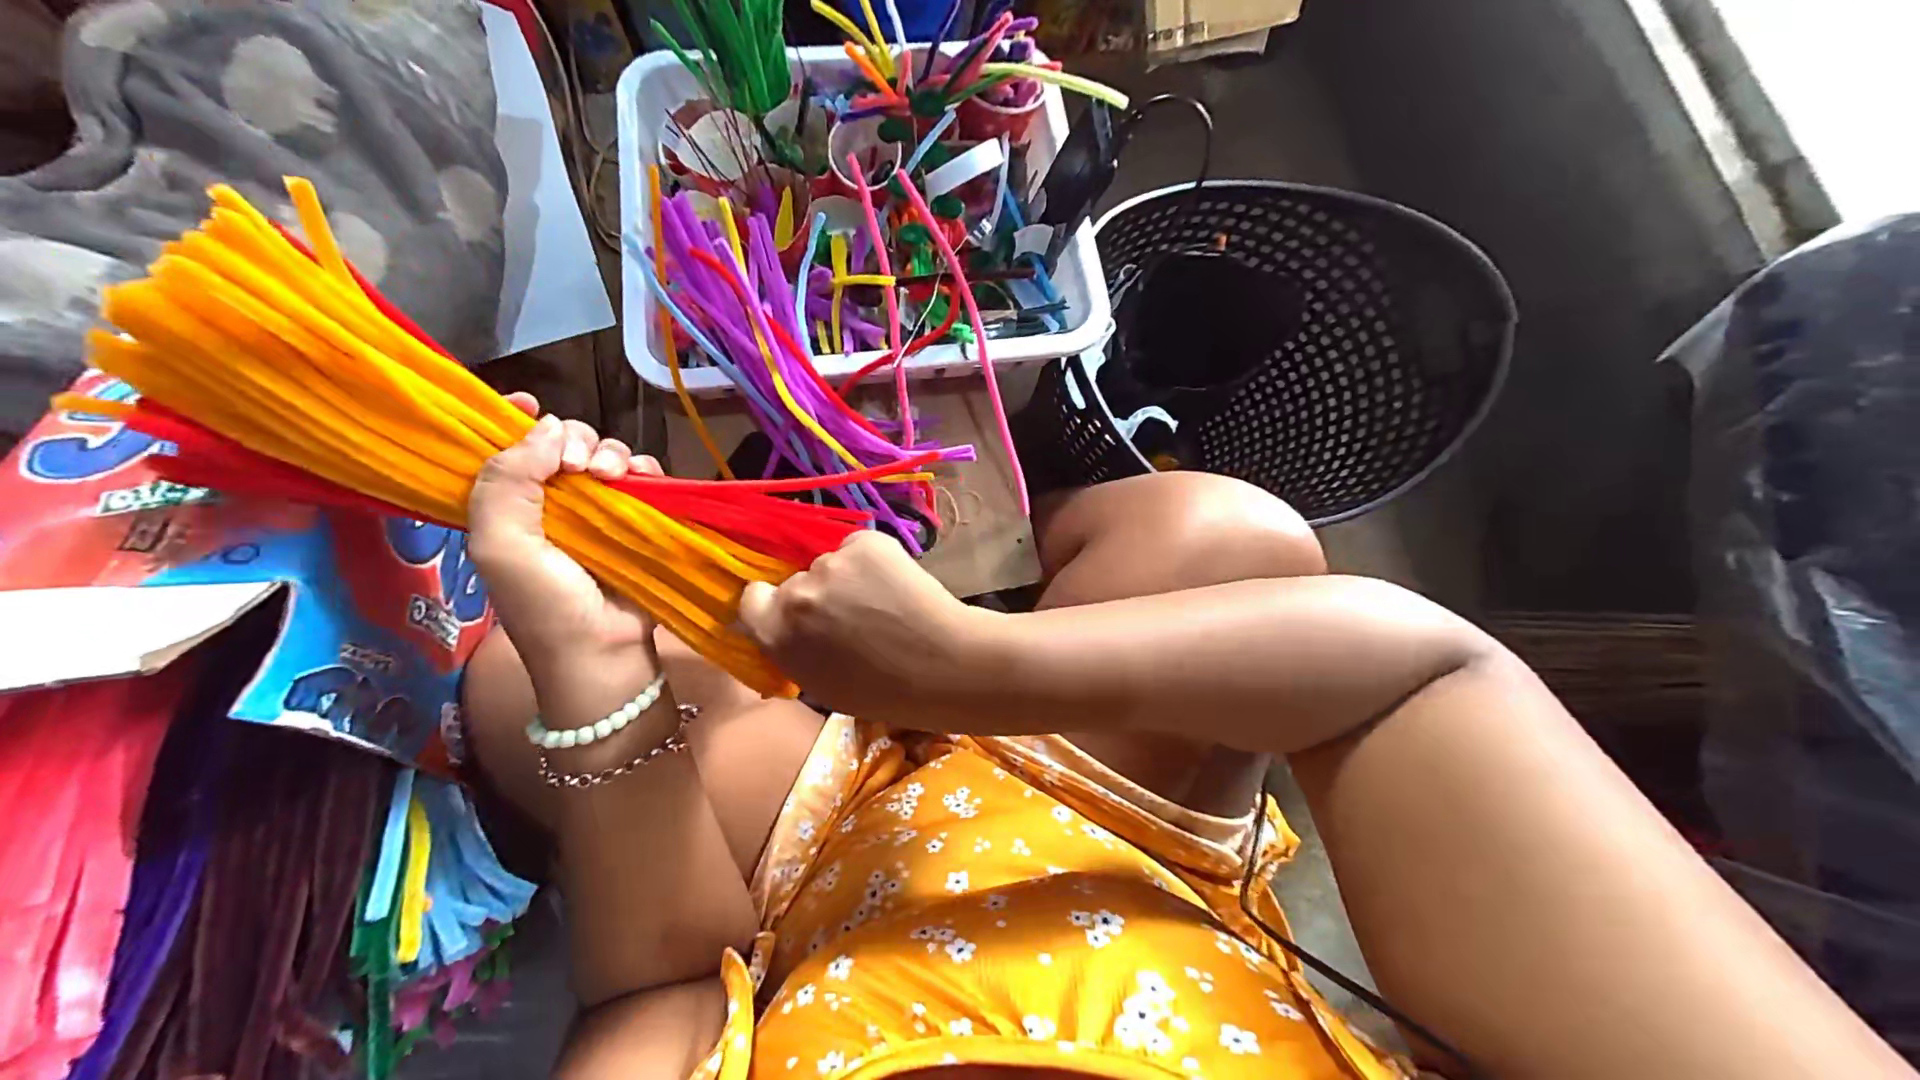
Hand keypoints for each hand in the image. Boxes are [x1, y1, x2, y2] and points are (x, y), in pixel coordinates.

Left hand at [468, 393, 659, 681]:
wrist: (603, 650)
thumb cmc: (545, 604)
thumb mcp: (501, 546)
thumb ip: (505, 482)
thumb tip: (545, 426)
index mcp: (506, 505)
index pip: (505, 446)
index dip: (512, 419)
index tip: (527, 402)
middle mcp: (550, 501)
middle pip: (561, 442)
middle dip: (572, 439)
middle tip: (579, 464)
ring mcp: (597, 511)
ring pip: (604, 455)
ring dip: (610, 453)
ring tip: (613, 476)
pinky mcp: (637, 521)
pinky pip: (643, 479)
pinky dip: (644, 470)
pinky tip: (643, 480)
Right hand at [736, 531, 996, 725]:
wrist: (943, 667)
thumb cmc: (884, 691)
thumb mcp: (820, 684)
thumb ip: (793, 650)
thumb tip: (787, 629)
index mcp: (776, 634)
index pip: (752, 599)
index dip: (773, 602)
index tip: (796, 610)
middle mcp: (796, 594)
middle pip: (798, 581)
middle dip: (818, 594)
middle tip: (853, 614)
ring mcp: (831, 564)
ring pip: (832, 564)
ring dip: (849, 577)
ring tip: (884, 604)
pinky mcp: (865, 543)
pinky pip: (860, 546)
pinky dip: (875, 560)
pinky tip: (898, 585)